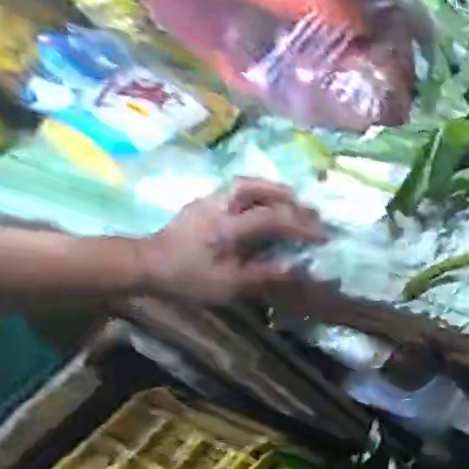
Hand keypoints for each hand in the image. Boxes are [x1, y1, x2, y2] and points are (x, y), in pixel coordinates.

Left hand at [132, 178, 326, 304]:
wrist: (144, 265)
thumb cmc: (187, 278)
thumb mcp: (229, 284)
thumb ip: (264, 274)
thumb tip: (298, 269)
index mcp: (226, 227)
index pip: (271, 218)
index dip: (301, 226)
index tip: (323, 237)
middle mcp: (217, 206)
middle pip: (255, 187)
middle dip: (286, 197)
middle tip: (310, 212)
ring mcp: (207, 202)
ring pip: (243, 185)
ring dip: (271, 191)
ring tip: (292, 205)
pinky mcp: (202, 205)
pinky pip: (235, 193)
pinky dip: (257, 196)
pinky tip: (266, 209)